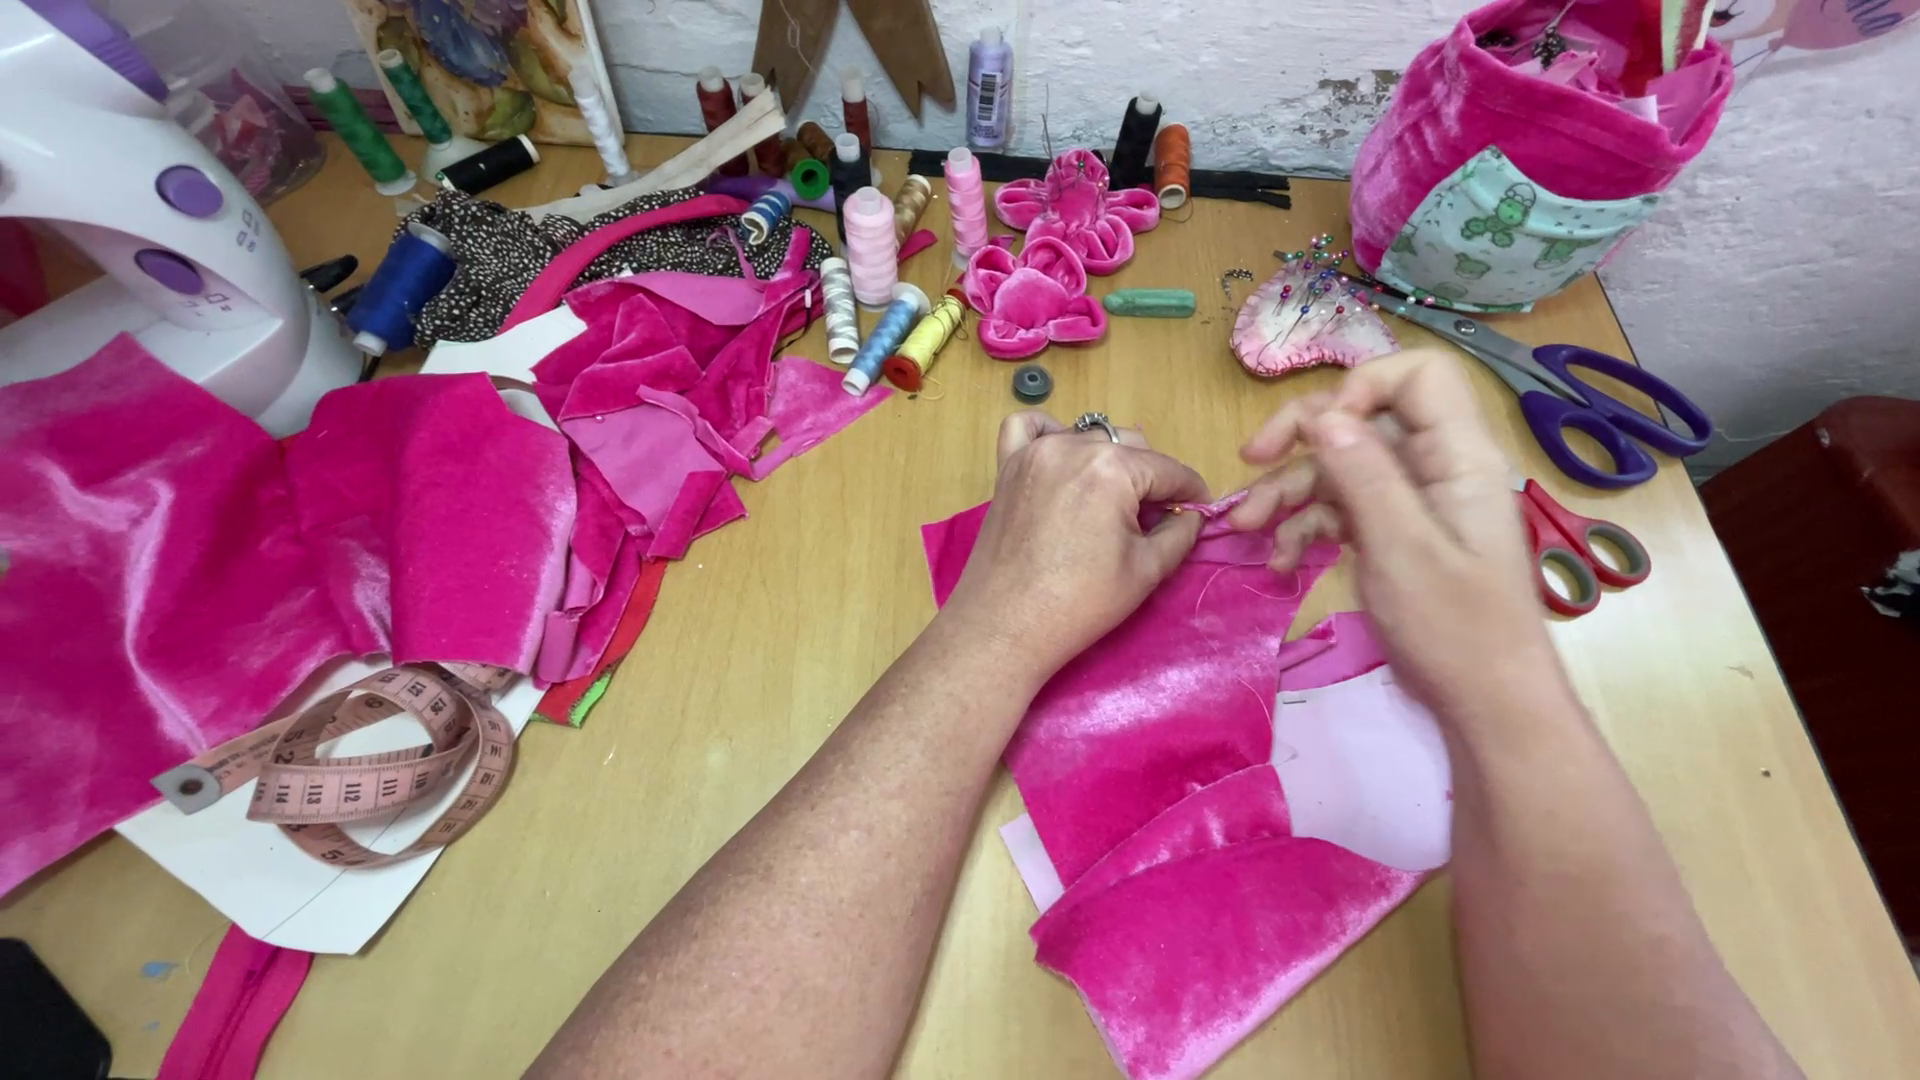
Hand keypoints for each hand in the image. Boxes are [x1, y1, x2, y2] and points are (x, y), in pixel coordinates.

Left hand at [939, 411, 1209, 682]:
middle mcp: (1071, 447)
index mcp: (1111, 468)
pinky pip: (1029, 429)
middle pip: (1130, 448)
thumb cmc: (1079, 603)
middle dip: (1150, 479)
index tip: (1199, 511)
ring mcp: (1034, 453)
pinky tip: (1063, 464)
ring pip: (1088, 437)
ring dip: (1107, 460)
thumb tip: (1191, 513)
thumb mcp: (1147, 571)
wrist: (1005, 625)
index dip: (1191, 493)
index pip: (1169, 469)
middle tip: (1153, 519)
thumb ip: (1180, 532)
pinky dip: (1050, 434)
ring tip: (1110, 501)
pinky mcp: (1006, 468)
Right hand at [1226, 350, 1563, 718]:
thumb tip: (1323, 415)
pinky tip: (1280, 561)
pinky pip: (1337, 510)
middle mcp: (1433, 467)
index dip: (1361, 387)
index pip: (1417, 376)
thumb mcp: (1401, 547)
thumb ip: (1363, 474)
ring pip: (1337, 467)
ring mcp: (1409, 501)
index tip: (1317, 433)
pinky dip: (1303, 529)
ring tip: (1244, 527)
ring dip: (1287, 492)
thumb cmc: (1454, 626)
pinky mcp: (1390, 532)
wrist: (1483, 701)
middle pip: (1362, 419)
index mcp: (1456, 456)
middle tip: (1249, 461)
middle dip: (1300, 438)